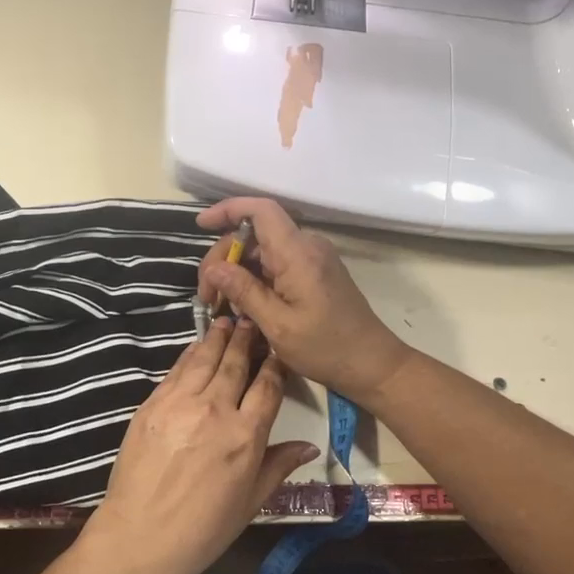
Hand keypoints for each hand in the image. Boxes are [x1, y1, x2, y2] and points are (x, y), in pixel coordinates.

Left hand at [79, 317, 317, 573]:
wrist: (141, 537)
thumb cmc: (204, 529)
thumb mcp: (251, 501)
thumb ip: (278, 466)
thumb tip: (309, 446)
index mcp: (245, 436)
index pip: (267, 386)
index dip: (275, 363)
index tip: (278, 348)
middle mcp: (215, 411)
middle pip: (235, 363)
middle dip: (246, 339)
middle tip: (252, 321)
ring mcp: (179, 405)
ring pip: (203, 360)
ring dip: (217, 338)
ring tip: (226, 321)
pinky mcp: (151, 406)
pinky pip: (175, 372)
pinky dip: (189, 355)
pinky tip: (196, 348)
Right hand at [196, 198, 412, 402]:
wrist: (371, 363)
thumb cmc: (325, 347)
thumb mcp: (277, 324)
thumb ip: (244, 292)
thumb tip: (214, 269)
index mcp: (298, 254)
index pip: (261, 210)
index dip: (228, 209)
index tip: (201, 224)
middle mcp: (307, 247)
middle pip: (255, 234)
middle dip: (224, 258)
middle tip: (208, 296)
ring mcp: (313, 259)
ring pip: (263, 251)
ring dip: (238, 273)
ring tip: (222, 306)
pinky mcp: (315, 273)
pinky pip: (277, 264)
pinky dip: (255, 279)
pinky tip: (244, 306)